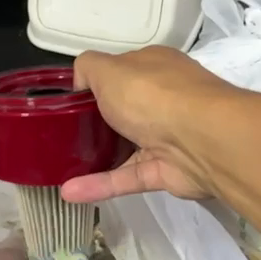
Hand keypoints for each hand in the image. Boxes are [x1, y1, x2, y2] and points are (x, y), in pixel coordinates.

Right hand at [61, 47, 240, 203]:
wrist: (202, 139)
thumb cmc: (153, 94)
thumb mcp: (110, 68)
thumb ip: (88, 68)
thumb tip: (79, 81)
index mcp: (153, 68)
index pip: (121, 72)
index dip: (95, 84)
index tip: (68, 100)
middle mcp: (163, 99)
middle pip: (123, 111)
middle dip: (94, 122)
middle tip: (59, 134)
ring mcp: (166, 137)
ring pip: (124, 148)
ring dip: (94, 157)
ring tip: (59, 166)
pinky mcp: (165, 171)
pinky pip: (127, 177)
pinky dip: (99, 185)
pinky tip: (69, 191)